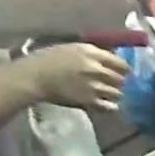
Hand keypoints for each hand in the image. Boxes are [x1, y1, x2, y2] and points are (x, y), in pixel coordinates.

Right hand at [5, 43, 128, 112]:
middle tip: (112, 83)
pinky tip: (106, 104)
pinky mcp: (90, 100)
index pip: (121, 63)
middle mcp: (95, 69)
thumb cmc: (46, 59)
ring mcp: (94, 86)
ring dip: (113, 93)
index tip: (123, 72)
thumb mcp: (70, 49)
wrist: (30, 77)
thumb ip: (93, 53)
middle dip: (118, 81)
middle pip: (121, 79)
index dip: (124, 69)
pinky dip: (110, 106)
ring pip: (118, 93)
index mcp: (90, 53)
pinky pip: (111, 106)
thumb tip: (113, 56)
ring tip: (105, 93)